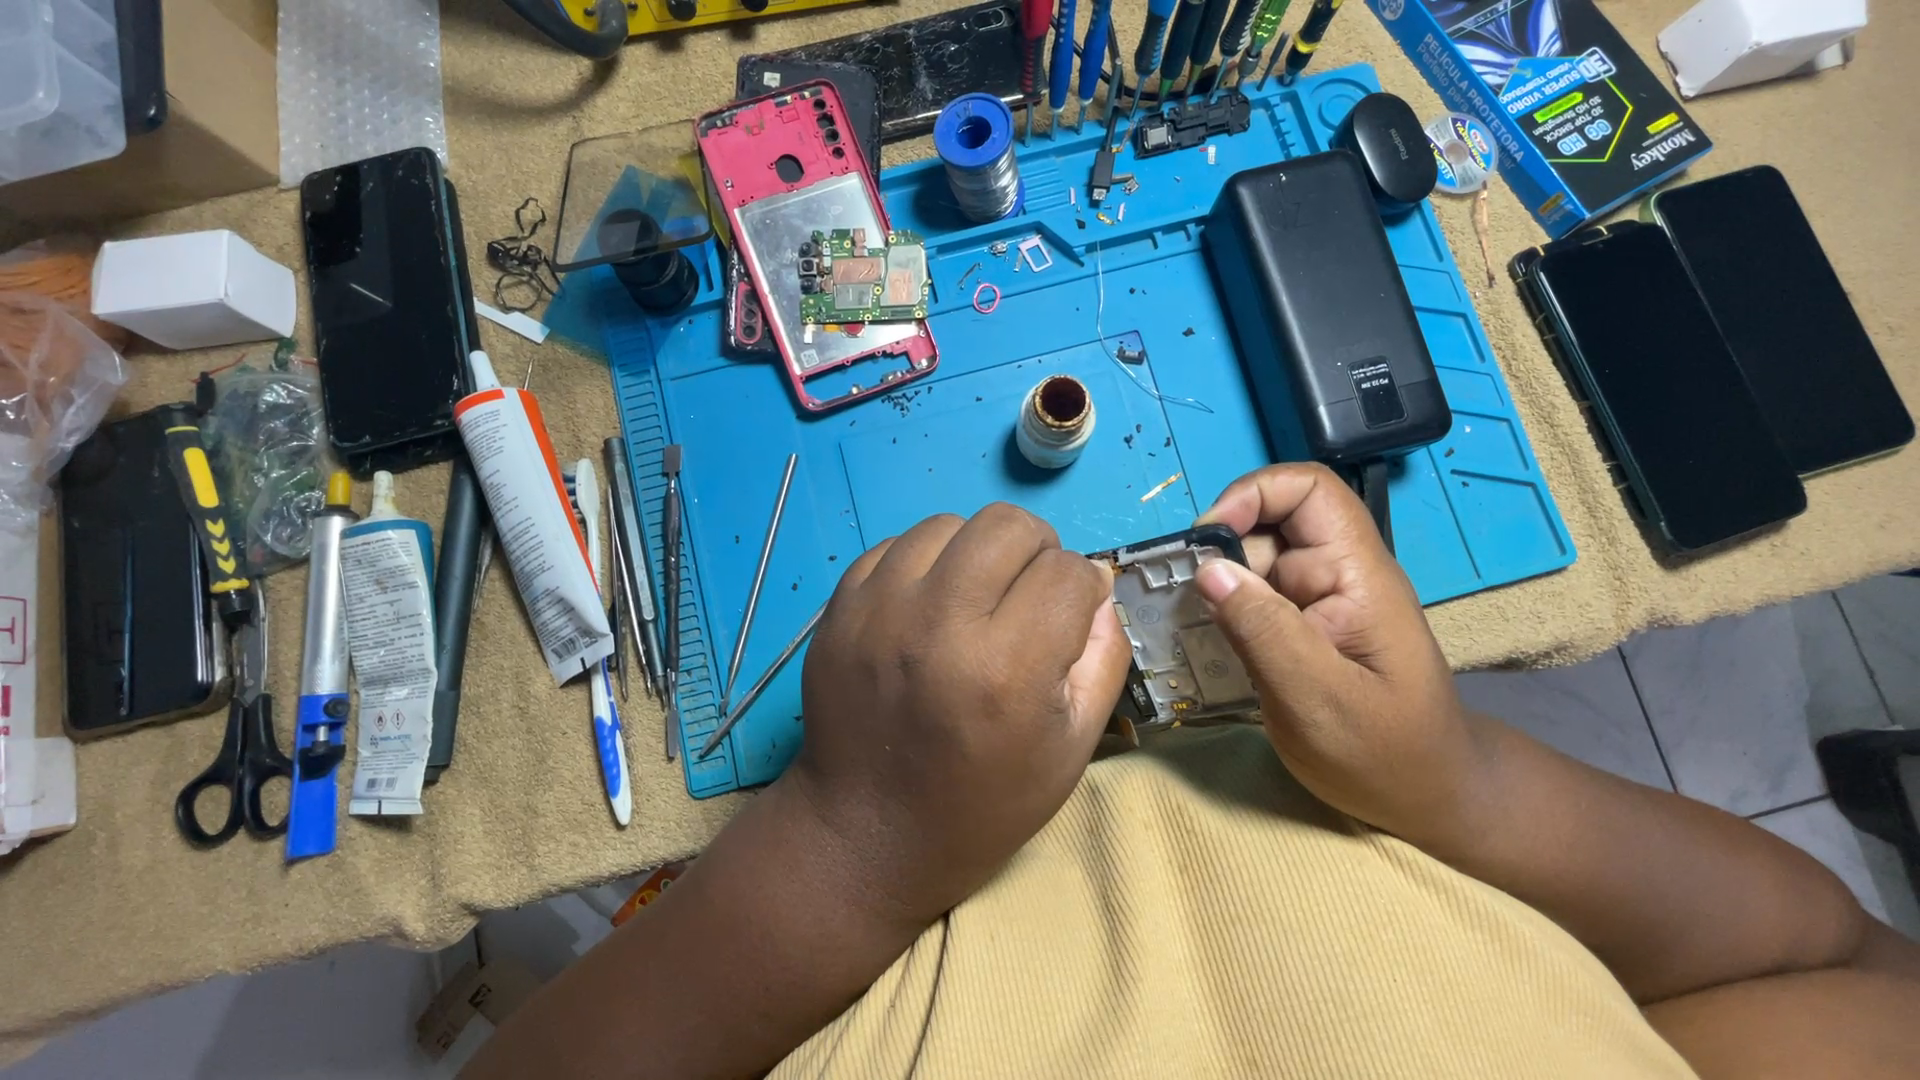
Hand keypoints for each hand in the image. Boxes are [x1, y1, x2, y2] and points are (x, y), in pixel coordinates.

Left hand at [785, 503, 1132, 927]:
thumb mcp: (1070, 750)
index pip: (1070, 572)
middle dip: (1037, 552)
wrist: (865, 837)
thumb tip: (1097, 585)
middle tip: (1028, 596)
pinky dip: (923, 564)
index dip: (1083, 590)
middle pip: (1008, 525)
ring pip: (948, 523)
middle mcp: (938, 624)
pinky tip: (927, 608)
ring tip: (974, 600)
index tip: (1069, 620)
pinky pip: (895, 545)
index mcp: (1005, 669)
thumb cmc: (980, 805)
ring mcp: (878, 610)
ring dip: (976, 552)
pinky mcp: (839, 608)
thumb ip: (1102, 658)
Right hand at [1193, 464, 1478, 841]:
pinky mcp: (1297, 630)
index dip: (1254, 495)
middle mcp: (1334, 576)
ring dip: (1215, 588)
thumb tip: (1207, 569)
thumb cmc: (1387, 754)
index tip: (1208, 542)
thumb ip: (1264, 632)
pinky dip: (1221, 614)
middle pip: (1267, 527)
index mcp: (1356, 575)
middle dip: (1220, 553)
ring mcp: (1314, 603)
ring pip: (1251, 565)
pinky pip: (1250, 602)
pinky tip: (1206, 643)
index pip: (1310, 492)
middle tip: (1185, 600)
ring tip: (1191, 629)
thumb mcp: (1320, 700)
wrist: (1427, 798)